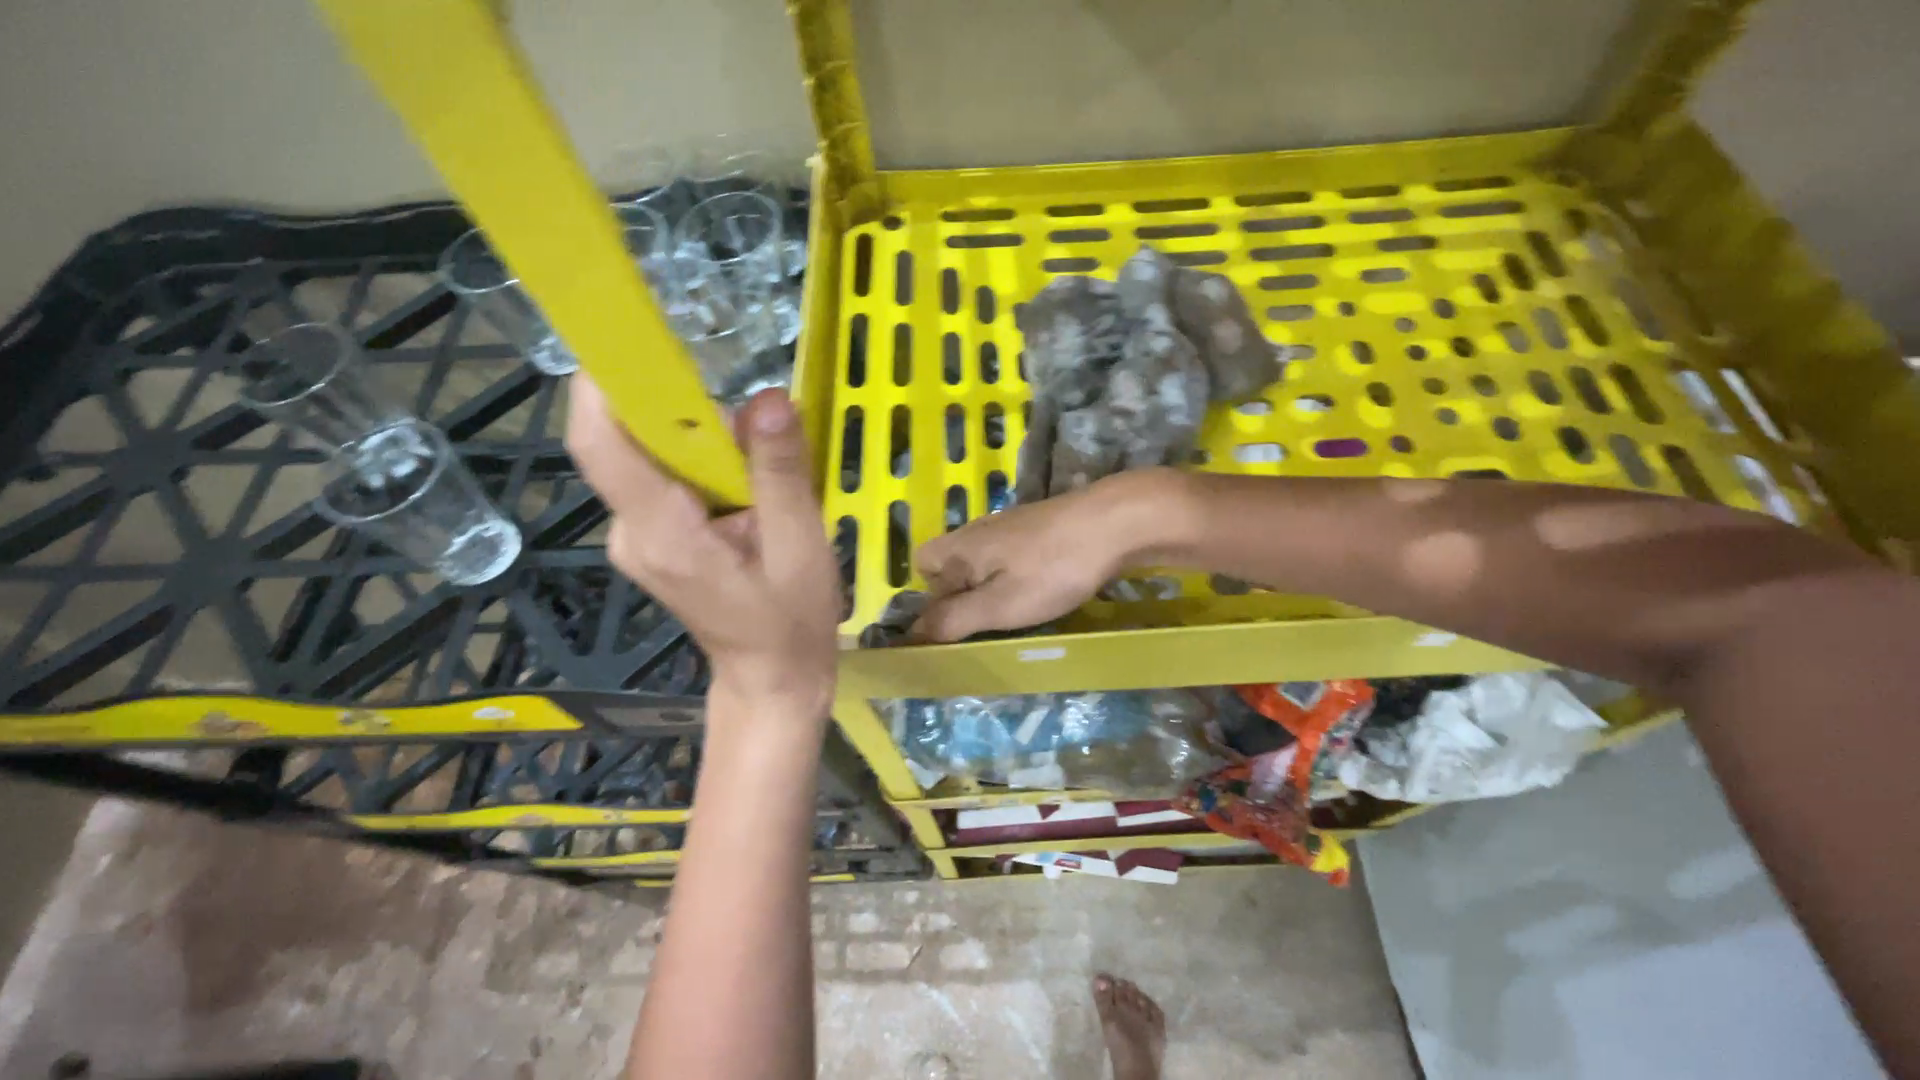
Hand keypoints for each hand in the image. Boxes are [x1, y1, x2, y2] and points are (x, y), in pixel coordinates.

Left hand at [565, 379, 840, 718]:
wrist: (771, 679)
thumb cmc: (791, 621)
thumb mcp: (801, 545)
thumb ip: (781, 471)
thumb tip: (769, 396)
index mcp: (662, 533)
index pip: (602, 445)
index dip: (602, 385)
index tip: (628, 336)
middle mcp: (630, 531)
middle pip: (629, 441)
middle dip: (682, 412)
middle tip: (749, 422)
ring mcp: (634, 537)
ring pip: (649, 457)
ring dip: (699, 440)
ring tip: (759, 468)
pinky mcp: (648, 539)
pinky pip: (662, 479)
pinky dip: (700, 465)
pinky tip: (746, 489)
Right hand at [912, 470, 1174, 641]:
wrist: (1114, 523)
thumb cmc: (1052, 569)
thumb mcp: (998, 606)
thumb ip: (952, 621)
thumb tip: (909, 636)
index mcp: (960, 547)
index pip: (922, 569)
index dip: (931, 599)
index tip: (956, 627)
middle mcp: (977, 531)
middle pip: (951, 564)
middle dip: (962, 596)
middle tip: (990, 622)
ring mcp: (1009, 526)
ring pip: (983, 562)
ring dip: (991, 589)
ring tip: (1018, 613)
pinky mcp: (1038, 527)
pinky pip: (1010, 557)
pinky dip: (1017, 577)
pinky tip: (1043, 590)